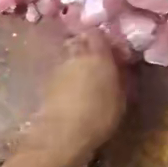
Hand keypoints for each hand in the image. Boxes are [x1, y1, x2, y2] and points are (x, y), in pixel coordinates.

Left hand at [11, 34, 124, 166]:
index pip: (97, 34)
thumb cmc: (99, 116)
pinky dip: (66, 73)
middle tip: (98, 61)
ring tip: (84, 76)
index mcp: (97, 56)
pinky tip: (72, 87)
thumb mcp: (120, 98)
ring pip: (68, 54)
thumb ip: (119, 76)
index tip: (112, 52)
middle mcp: (75, 55)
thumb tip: (119, 66)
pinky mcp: (47, 79)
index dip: (104, 40)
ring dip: (75, 60)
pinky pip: (60, 69)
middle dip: (88, 47)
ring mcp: (58, 66)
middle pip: (80, 41)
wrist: (62, 132)